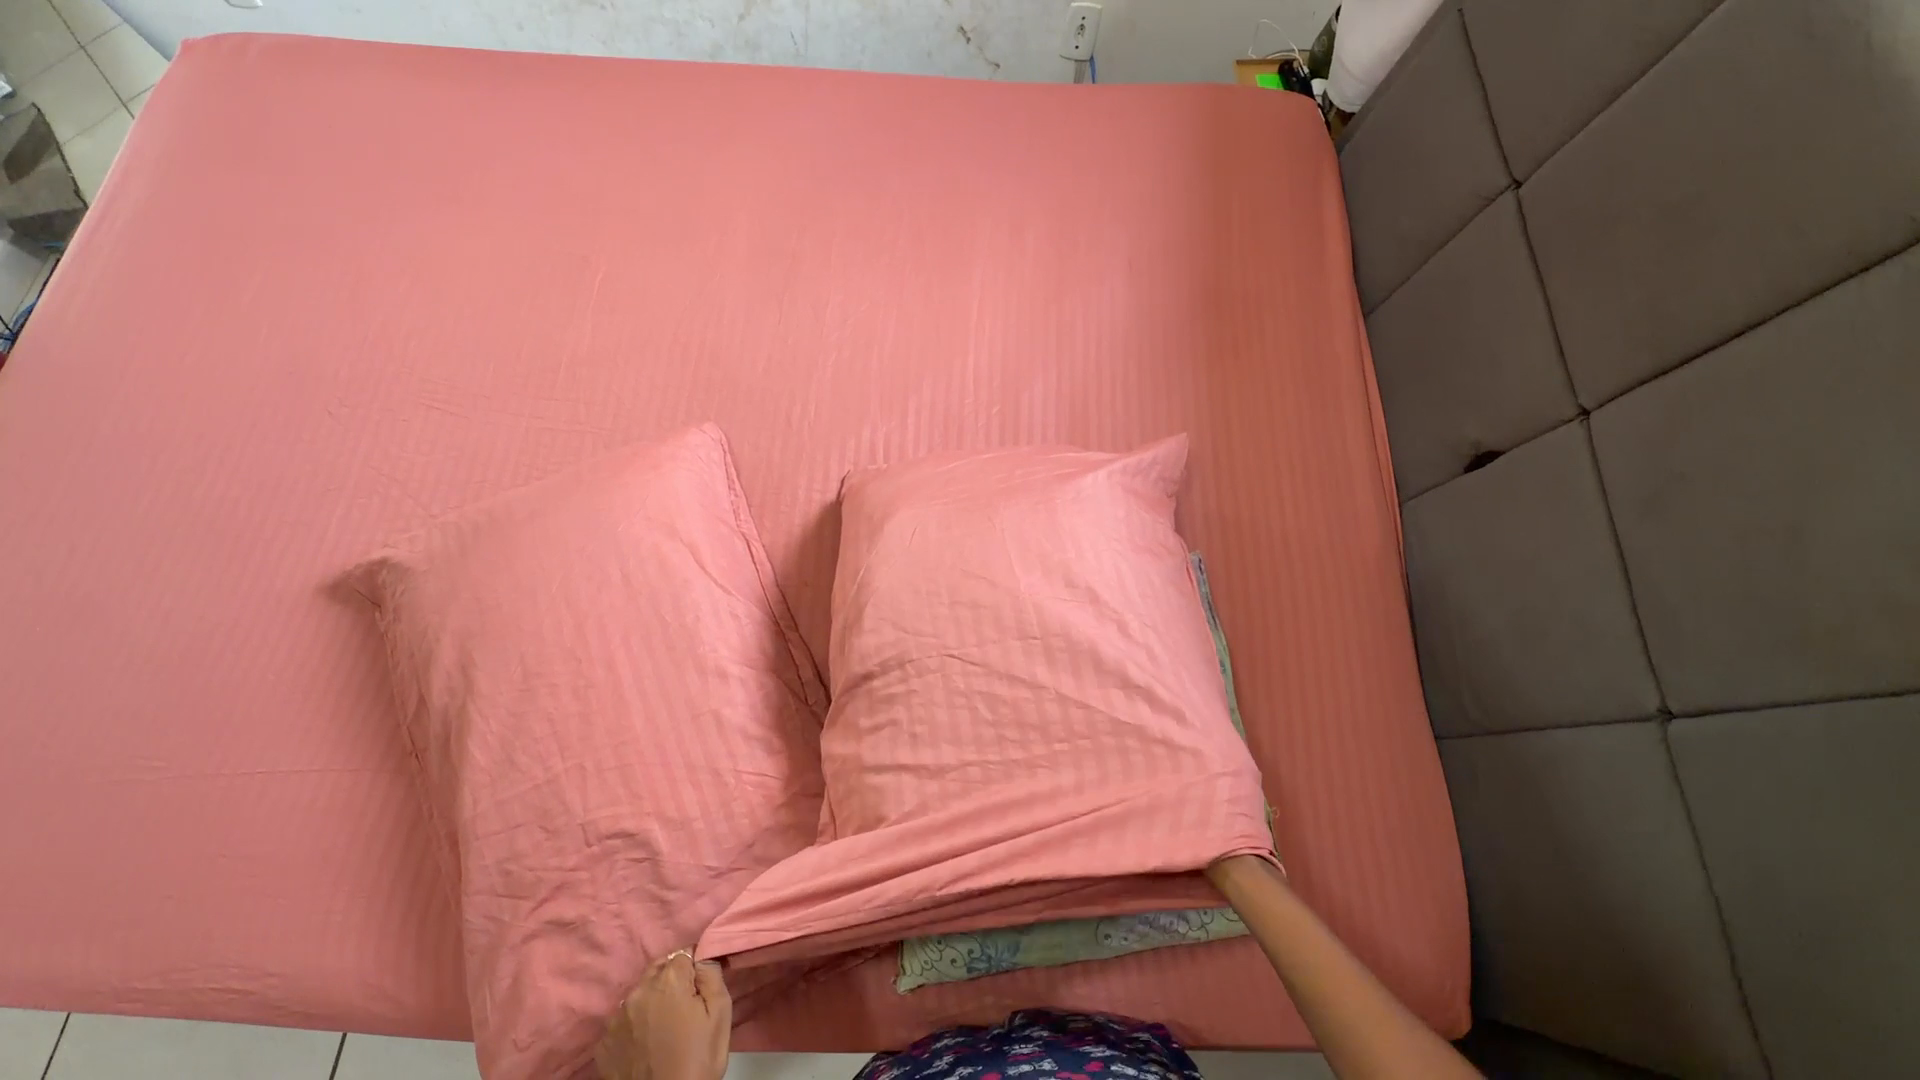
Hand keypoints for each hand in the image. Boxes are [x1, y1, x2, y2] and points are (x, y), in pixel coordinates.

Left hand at [596, 951, 732, 1079]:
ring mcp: (616, 1018)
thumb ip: (712, 975)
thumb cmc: (698, 1059)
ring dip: (651, 1001)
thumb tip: (702, 956)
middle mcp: (637, 991)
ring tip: (664, 1026)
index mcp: (668, 980)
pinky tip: (645, 1043)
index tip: (700, 987)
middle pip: (658, 970)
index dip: (695, 968)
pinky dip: (634, 1024)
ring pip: (638, 995)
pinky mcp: (603, 1043)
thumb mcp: (720, 1013)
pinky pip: (622, 1021)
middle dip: (672, 980)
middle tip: (685, 1006)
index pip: (683, 954)